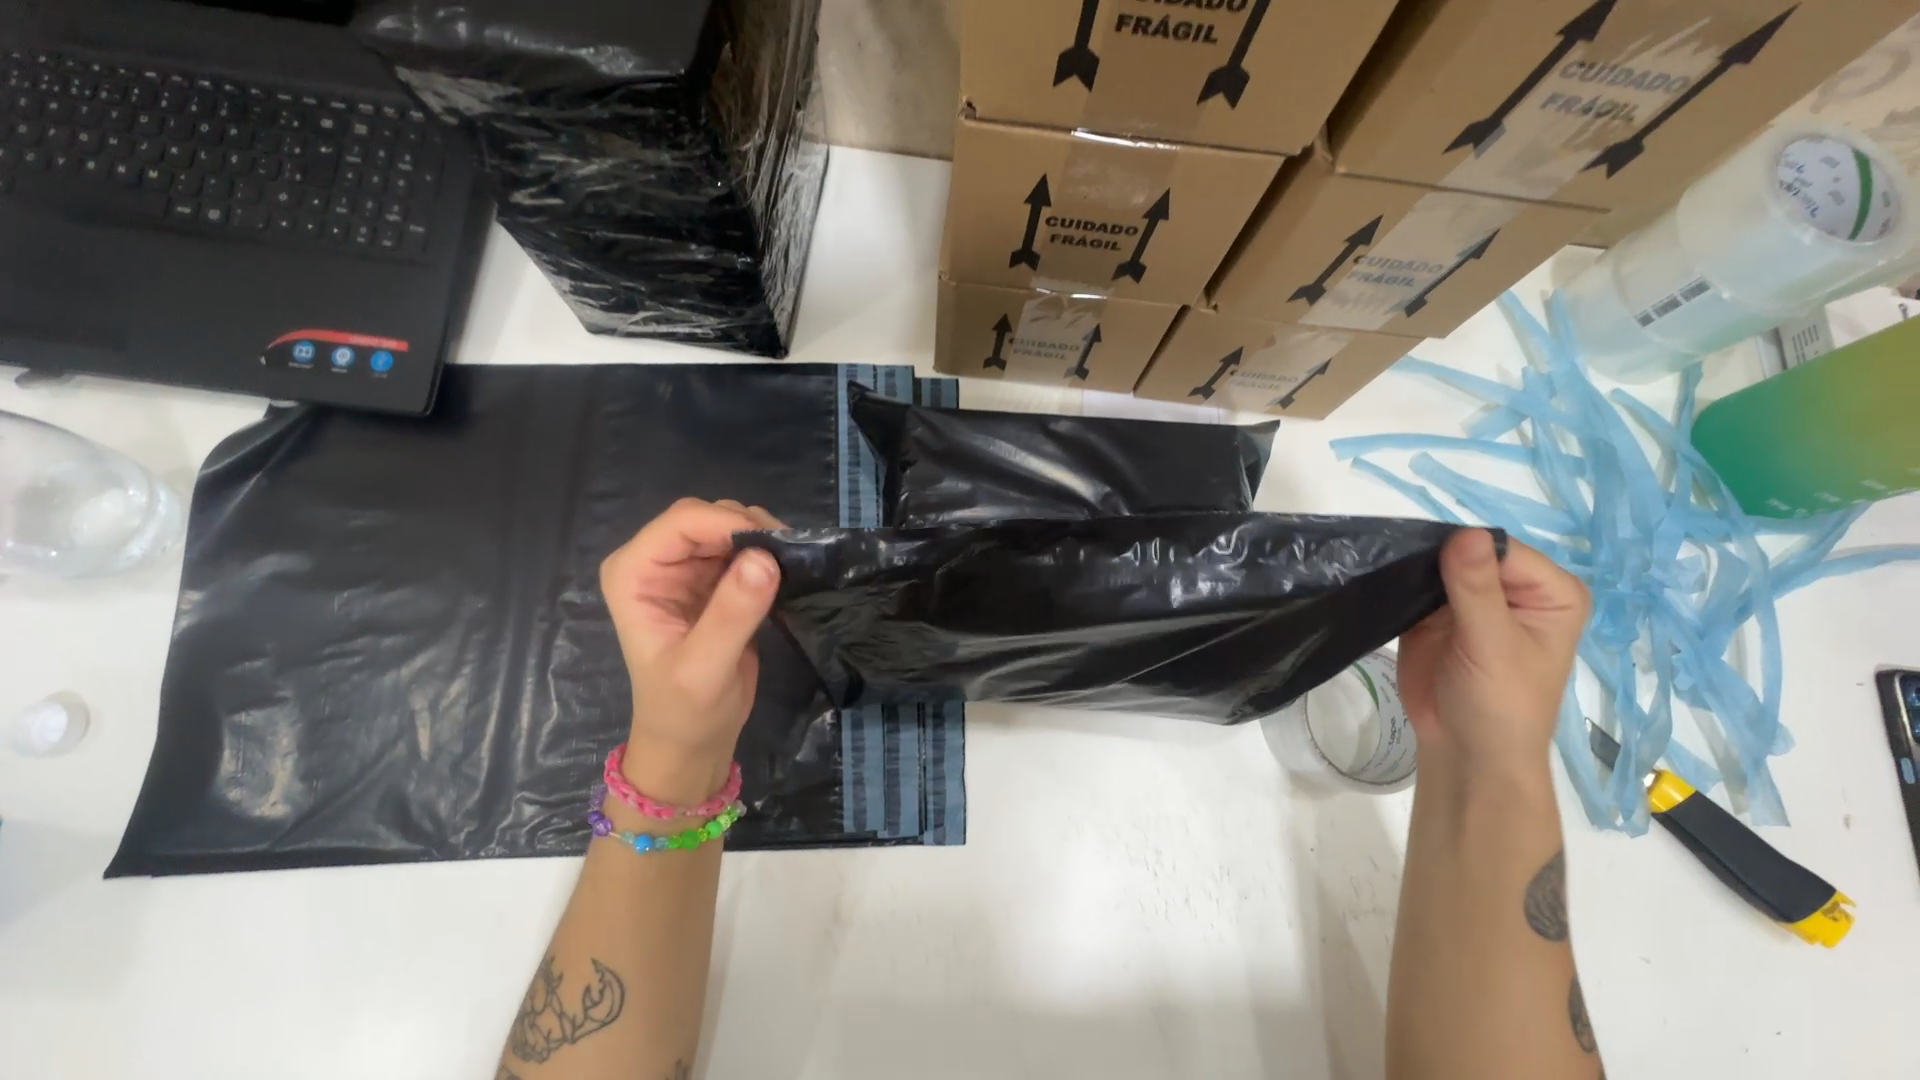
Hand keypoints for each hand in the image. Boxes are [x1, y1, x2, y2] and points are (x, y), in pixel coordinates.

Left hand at [599, 498, 783, 803]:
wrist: (693, 739)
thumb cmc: (686, 709)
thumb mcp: (706, 667)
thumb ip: (731, 614)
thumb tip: (765, 558)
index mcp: (634, 573)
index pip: (682, 521)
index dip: (728, 524)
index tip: (775, 547)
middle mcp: (655, 561)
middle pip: (707, 515)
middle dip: (749, 527)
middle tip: (791, 556)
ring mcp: (685, 569)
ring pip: (728, 525)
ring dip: (763, 538)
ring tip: (792, 566)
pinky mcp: (713, 580)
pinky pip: (743, 547)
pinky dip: (767, 552)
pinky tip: (787, 572)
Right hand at [1396, 530, 1589, 779]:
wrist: (1465, 752)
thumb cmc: (1499, 705)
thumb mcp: (1492, 645)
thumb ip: (1477, 589)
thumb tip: (1467, 532)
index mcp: (1549, 592)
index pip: (1502, 550)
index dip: (1464, 550)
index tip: (1423, 558)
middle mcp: (1514, 590)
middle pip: (1467, 552)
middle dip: (1432, 555)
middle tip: (1392, 561)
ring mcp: (1471, 601)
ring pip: (1437, 565)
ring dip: (1410, 567)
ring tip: (1380, 570)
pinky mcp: (1434, 614)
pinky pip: (1414, 585)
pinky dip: (1397, 583)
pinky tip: (1377, 582)